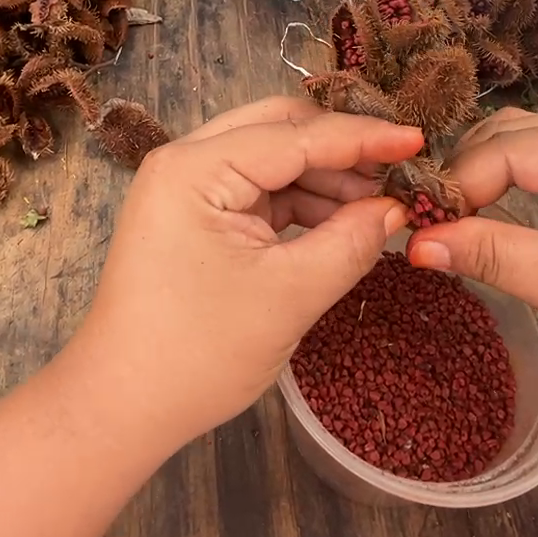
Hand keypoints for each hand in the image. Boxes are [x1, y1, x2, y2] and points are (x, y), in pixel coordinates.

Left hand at [67, 97, 423, 440]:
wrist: (121, 406)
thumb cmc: (197, 353)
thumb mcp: (288, 295)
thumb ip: (350, 242)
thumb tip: (397, 209)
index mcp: (194, 167)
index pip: (293, 134)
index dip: (361, 137)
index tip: (416, 138)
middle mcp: (185, 161)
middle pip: (277, 130)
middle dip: (340, 150)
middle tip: (398, 171)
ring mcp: (186, 187)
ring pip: (270, 159)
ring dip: (323, 178)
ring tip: (379, 207)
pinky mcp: (194, 214)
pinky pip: (257, 190)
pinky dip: (299, 203)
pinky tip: (341, 221)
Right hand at [407, 108, 537, 425]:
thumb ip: (493, 255)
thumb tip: (414, 241)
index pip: (511, 147)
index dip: (460, 182)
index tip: (421, 226)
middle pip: (516, 133)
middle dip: (468, 172)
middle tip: (432, 221)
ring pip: (529, 142)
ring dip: (487, 171)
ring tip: (457, 214)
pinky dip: (515, 177)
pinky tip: (499, 202)